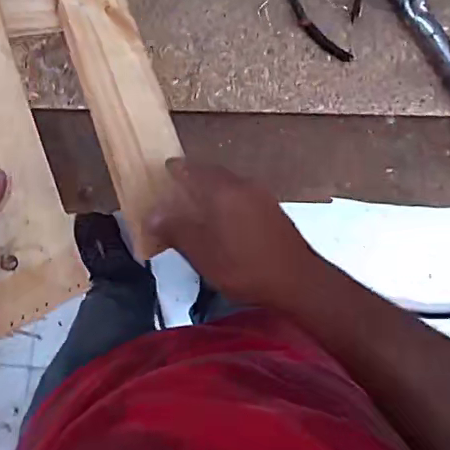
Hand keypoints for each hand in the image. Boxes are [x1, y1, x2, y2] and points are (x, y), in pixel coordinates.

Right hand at [145, 159, 331, 310]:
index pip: (191, 169)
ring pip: (228, 183)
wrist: (298, 280)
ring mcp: (260, 194)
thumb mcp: (203, 253)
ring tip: (196, 205)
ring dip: (211, 188)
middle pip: (211, 173)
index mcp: (221, 190)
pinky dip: (226, 198)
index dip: (175, 170)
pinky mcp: (272, 207)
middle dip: (192, 177)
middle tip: (176, 188)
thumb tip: (152, 215)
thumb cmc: (245, 267)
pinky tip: (223, 218)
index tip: (163, 171)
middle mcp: (242, 184)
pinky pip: (241, 193)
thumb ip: (176, 230)